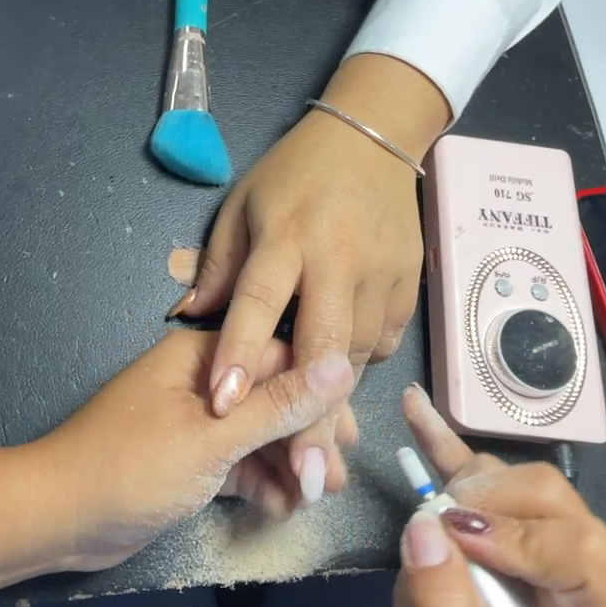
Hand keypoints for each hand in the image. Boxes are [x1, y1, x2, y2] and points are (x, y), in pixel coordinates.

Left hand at [31, 330, 356, 570]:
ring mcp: (196, 422)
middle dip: (305, 438)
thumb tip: (342, 364)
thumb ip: (279, 405)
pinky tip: (283, 507)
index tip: (343, 440)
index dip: (316, 399)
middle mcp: (204, 381)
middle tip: (335, 477)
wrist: (60, 516)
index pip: (278, 361)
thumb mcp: (212, 436)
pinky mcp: (191, 459)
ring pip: (258, 436)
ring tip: (317, 498)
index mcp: (203, 356)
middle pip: (272, 400)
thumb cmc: (134, 466)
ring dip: (287, 466)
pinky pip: (238, 462)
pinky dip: (260, 482)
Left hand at [173, 54, 445, 513]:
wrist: (370, 137)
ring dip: (334, 394)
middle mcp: (337, 257)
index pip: (258, 301)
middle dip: (308, 410)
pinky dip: (362, 362)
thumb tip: (191, 314)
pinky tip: (341, 369)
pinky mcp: (414, 281)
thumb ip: (220, 264)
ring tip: (314, 431)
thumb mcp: (243, 207)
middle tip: (297, 469)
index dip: (240, 354)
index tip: (222, 403)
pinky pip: (386, 340)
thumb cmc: (293, 174)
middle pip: (324, 343)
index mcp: (285, 235)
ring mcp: (383, 270)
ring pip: (359, 352)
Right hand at [388, 387, 605, 606]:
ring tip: (430, 504)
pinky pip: (480, 469)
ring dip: (470, 483)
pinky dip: (444, 440)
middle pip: (555, 501)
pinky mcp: (501, 517)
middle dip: (490, 501)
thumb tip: (427, 524)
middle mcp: (586, 571)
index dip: (519, 535)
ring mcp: (544, 535)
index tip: (456, 535)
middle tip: (438, 520)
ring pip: (520, 479)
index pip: (581, 552)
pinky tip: (414, 406)